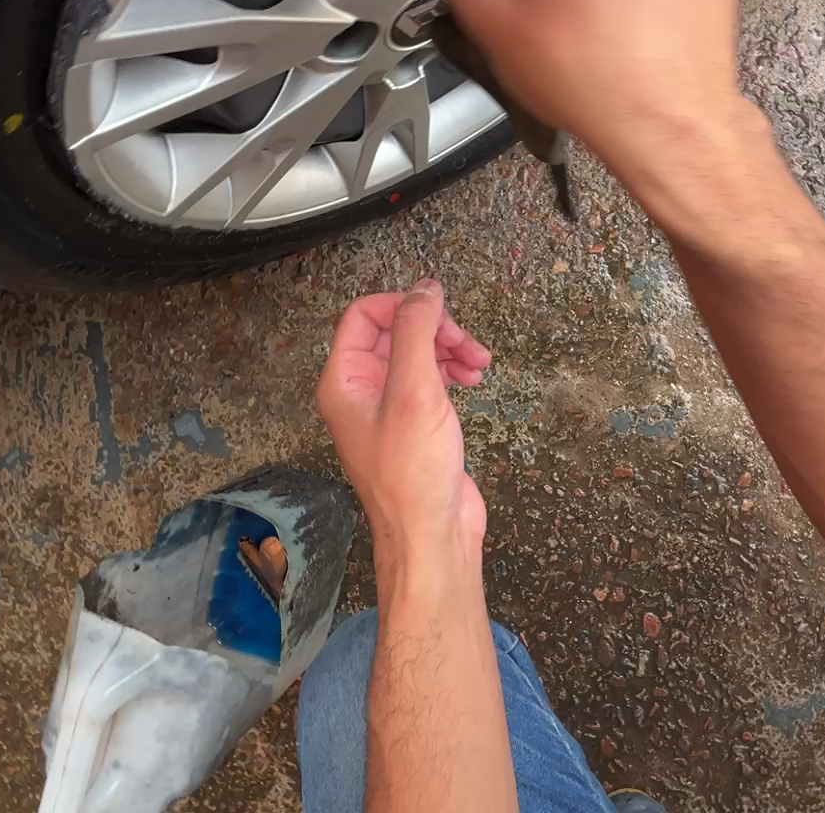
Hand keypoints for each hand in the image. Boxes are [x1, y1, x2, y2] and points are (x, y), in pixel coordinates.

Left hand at [317, 280, 494, 557]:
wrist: (433, 535)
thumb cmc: (414, 473)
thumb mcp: (414, 392)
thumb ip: (416, 332)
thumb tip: (426, 288)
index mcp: (344, 380)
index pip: (364, 316)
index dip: (402, 305)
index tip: (440, 310)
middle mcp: (362, 390)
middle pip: (396, 331)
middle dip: (435, 330)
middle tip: (467, 344)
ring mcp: (389, 407)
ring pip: (418, 353)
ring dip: (451, 348)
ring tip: (480, 363)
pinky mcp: (416, 422)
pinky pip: (431, 378)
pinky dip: (454, 371)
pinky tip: (474, 379)